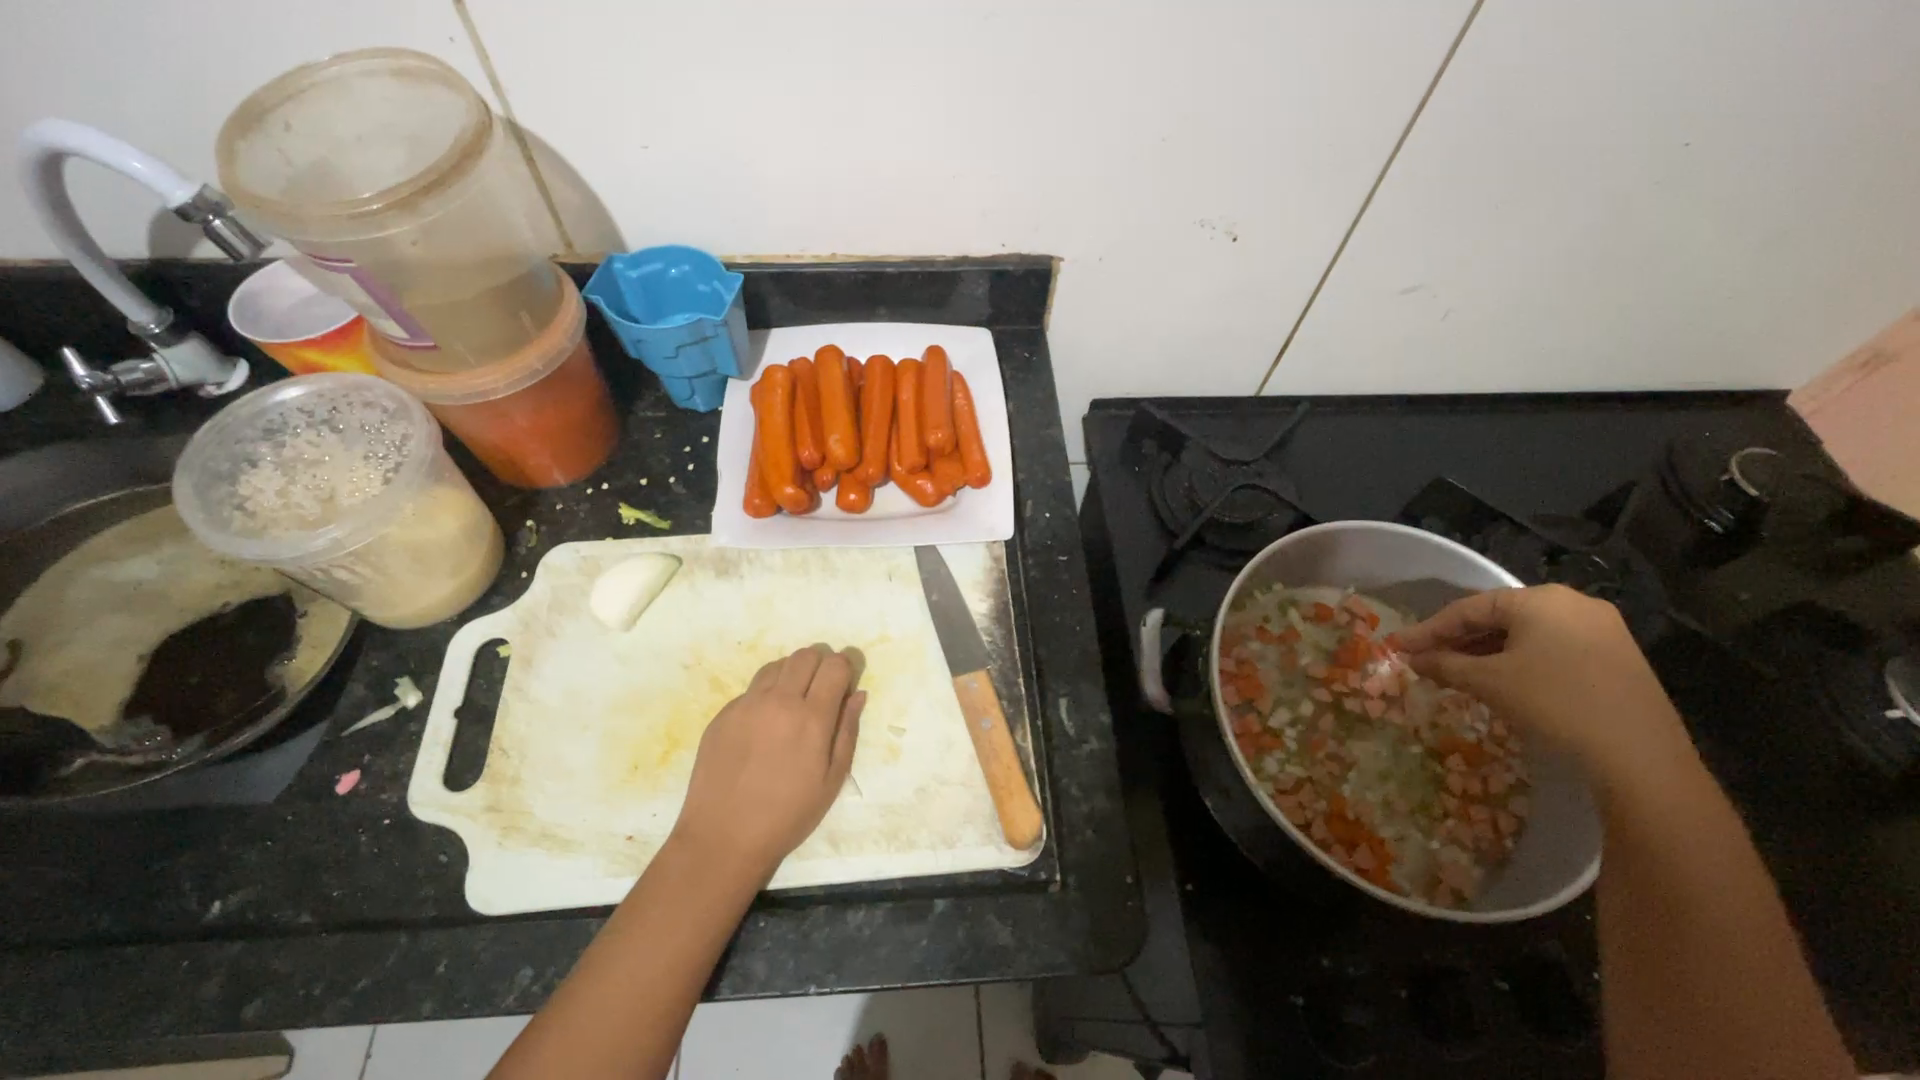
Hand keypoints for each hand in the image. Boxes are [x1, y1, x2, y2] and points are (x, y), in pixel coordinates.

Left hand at [670, 645, 865, 880]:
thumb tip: (857, 694)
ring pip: (776, 665)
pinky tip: (765, 725)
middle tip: (823, 689)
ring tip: (794, 703)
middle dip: (821, 663)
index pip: (834, 665)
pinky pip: (751, 689)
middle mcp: (778, 701)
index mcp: (810, 718)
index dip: (846, 667)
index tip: (846, 682)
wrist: (724, 836)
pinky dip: (767, 694)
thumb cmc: (788, 815)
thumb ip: (847, 731)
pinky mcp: (723, 714)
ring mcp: (746, 705)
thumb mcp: (832, 780)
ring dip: (792, 673)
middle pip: (805, 654)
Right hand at [1395, 585, 1693, 778]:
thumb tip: (1414, 659)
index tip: (1399, 648)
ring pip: (1528, 634)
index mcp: (1541, 599)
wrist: (1639, 755)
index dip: (1429, 629)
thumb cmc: (1554, 703)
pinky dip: (1521, 661)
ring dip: (1488, 652)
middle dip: (1460, 640)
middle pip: (1500, 617)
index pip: (1469, 607)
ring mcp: (1602, 630)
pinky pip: (1554, 649)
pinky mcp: (1617, 658)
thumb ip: (1446, 664)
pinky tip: (1504, 682)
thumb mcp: (1489, 683)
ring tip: (1458, 673)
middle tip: (1426, 660)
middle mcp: (1574, 604)